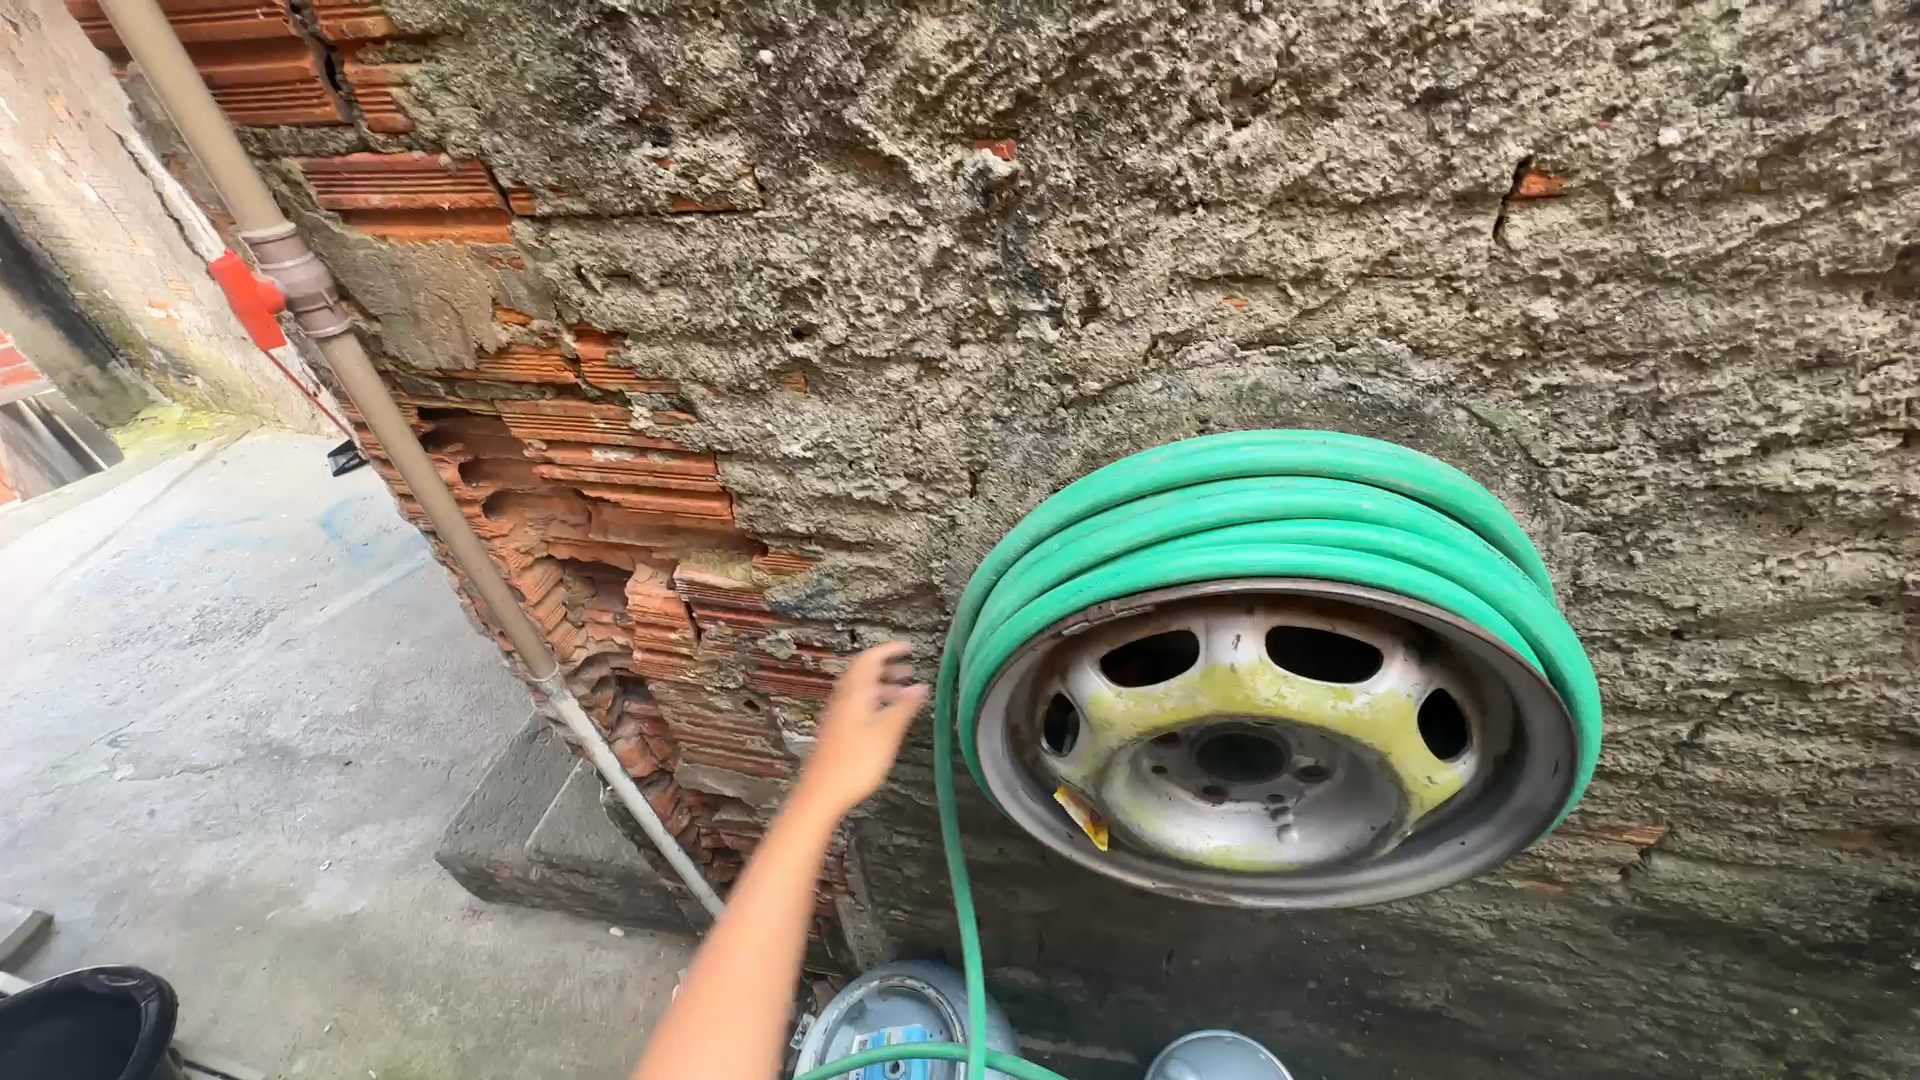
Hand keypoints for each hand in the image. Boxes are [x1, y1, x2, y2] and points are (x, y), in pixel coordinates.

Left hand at [793, 641, 928, 818]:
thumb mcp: (887, 732)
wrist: (821, 793)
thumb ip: (904, 707)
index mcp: (855, 694)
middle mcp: (843, 700)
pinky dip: (874, 703)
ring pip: (861, 691)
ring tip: (902, 694)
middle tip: (908, 670)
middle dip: (888, 668)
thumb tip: (920, 687)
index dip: (889, 649)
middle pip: (864, 673)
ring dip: (882, 687)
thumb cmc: (853, 763)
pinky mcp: (836, 731)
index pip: (870, 658)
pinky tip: (885, 719)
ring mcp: (837, 716)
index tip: (907, 647)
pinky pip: (857, 706)